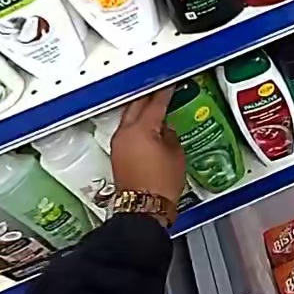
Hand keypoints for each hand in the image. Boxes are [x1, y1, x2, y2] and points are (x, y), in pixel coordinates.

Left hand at [111, 88, 183, 221]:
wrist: (144, 209)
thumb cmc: (162, 183)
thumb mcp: (176, 154)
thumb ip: (170, 135)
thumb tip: (166, 128)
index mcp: (141, 129)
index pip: (155, 103)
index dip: (165, 92)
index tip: (172, 84)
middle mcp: (125, 133)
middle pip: (136, 105)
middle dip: (148, 96)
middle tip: (162, 90)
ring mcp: (118, 144)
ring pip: (129, 117)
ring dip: (141, 109)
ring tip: (156, 105)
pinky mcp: (117, 154)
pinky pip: (127, 131)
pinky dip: (137, 124)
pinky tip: (149, 126)